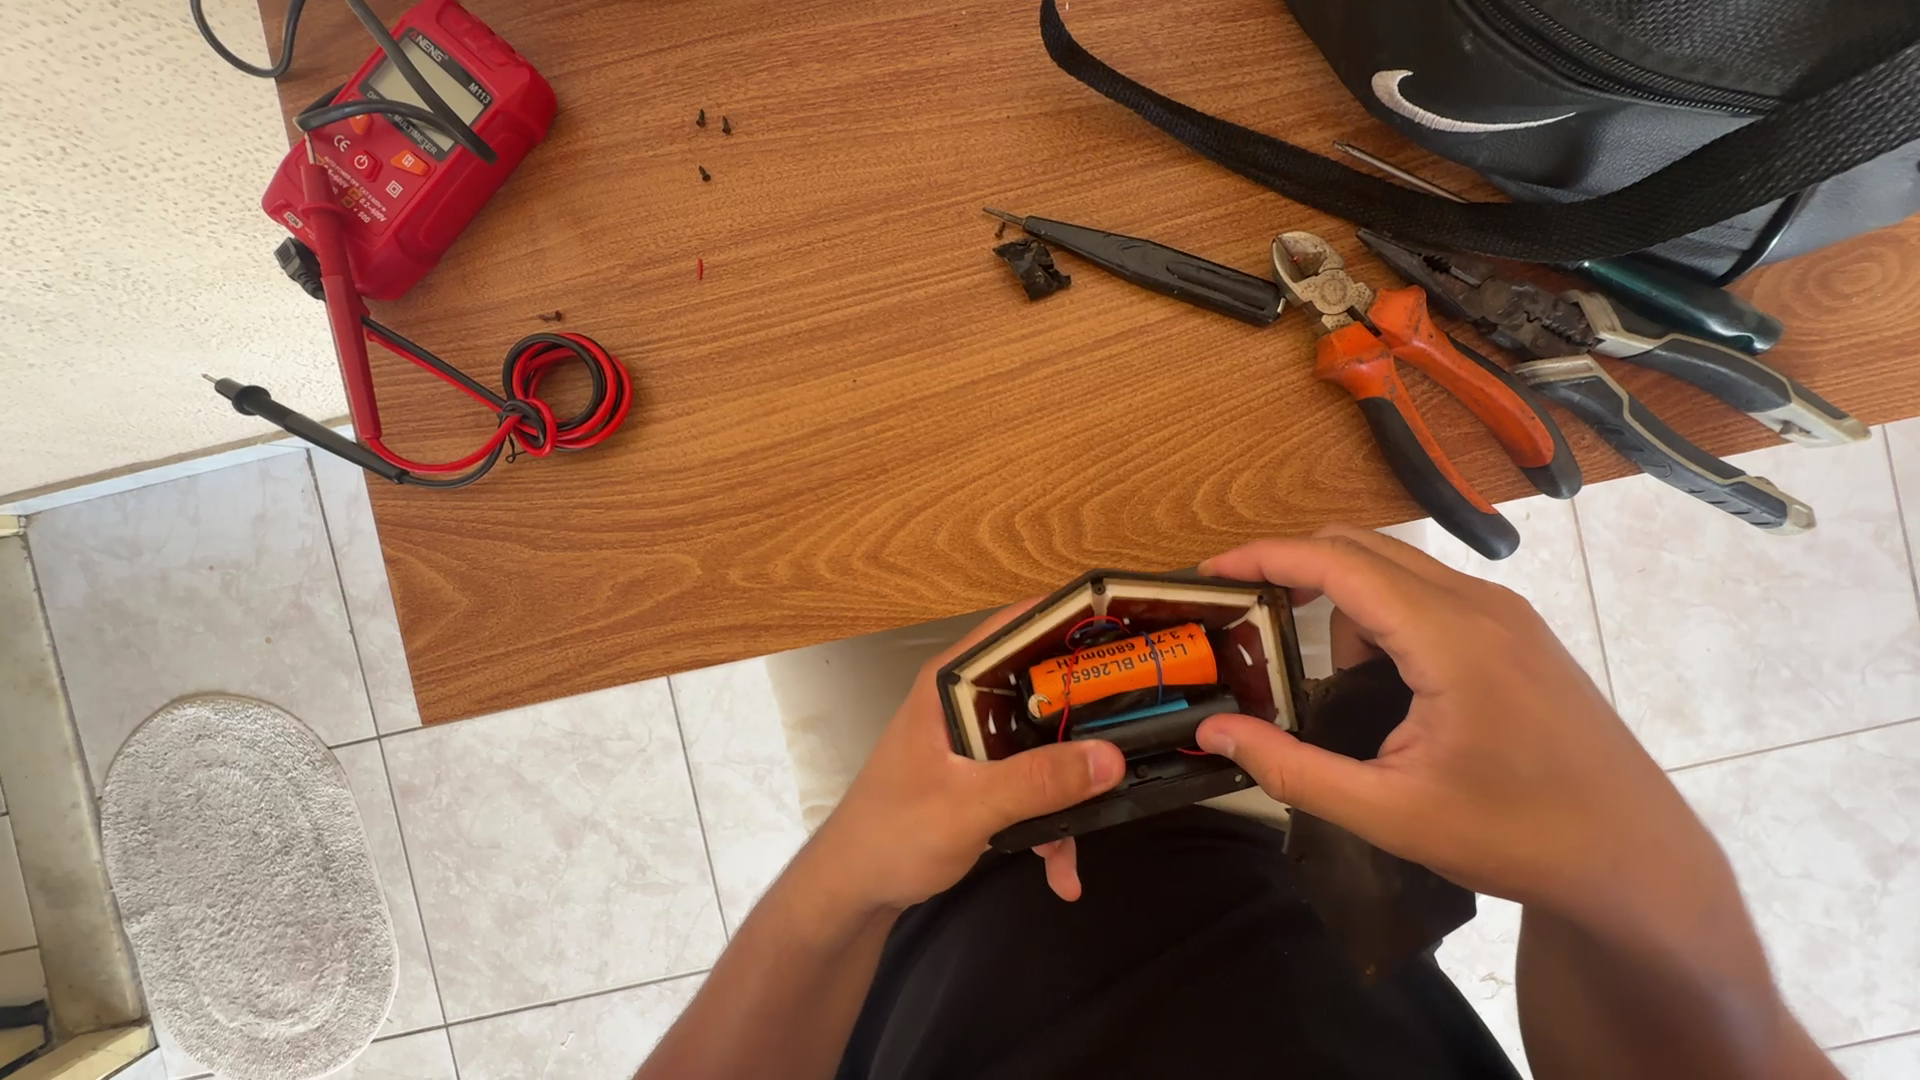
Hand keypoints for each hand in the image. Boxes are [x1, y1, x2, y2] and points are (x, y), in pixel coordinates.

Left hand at [805, 603, 1126, 912]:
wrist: (854, 891)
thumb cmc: (893, 833)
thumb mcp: (968, 806)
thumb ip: (1038, 782)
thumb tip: (1112, 758)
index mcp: (953, 683)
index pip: (1015, 626)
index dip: (1068, 618)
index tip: (1126, 625)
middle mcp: (968, 703)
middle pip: (1042, 685)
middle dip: (1089, 710)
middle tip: (1145, 720)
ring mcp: (979, 743)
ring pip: (1044, 742)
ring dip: (1071, 787)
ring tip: (1101, 820)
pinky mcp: (986, 780)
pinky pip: (1033, 786)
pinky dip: (1051, 824)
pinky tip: (1063, 872)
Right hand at [1194, 526, 1729, 923]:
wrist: (1639, 863)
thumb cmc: (1516, 837)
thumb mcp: (1386, 812)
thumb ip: (1288, 768)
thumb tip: (1212, 731)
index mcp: (1450, 638)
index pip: (1337, 562)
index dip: (1264, 556)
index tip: (1212, 571)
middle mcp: (1480, 604)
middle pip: (1360, 546)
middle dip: (1294, 570)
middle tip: (1248, 614)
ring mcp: (1505, 613)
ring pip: (1392, 568)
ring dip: (1342, 602)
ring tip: (1341, 684)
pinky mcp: (1516, 630)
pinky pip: (1424, 591)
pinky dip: (1380, 615)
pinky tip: (1389, 682)